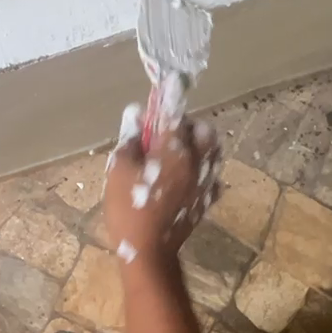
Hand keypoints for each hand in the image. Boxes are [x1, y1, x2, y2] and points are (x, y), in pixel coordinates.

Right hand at [104, 106, 220, 264]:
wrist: (149, 253)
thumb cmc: (128, 209)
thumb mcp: (119, 170)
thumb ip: (130, 139)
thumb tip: (135, 113)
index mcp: (174, 150)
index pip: (173, 114)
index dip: (170, 96)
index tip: (173, 79)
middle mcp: (197, 162)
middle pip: (205, 131)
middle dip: (188, 125)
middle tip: (165, 133)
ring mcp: (205, 183)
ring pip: (212, 152)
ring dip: (198, 145)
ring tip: (176, 153)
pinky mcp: (206, 201)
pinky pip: (211, 177)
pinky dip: (200, 171)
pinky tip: (184, 178)